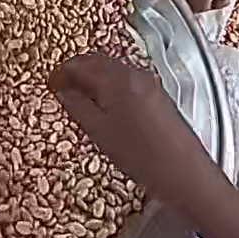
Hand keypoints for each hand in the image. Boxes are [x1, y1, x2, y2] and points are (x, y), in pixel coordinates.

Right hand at [49, 53, 222, 207]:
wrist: (187, 175)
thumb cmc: (141, 156)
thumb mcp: (98, 132)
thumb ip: (77, 106)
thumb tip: (63, 91)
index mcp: (116, 79)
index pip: (80, 64)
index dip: (62, 73)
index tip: (51, 85)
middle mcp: (134, 74)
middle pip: (98, 61)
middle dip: (77, 71)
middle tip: (62, 89)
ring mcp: (149, 84)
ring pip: (113, 71)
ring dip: (94, 79)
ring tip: (81, 100)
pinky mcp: (159, 96)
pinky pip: (127, 81)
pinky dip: (111, 86)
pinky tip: (107, 107)